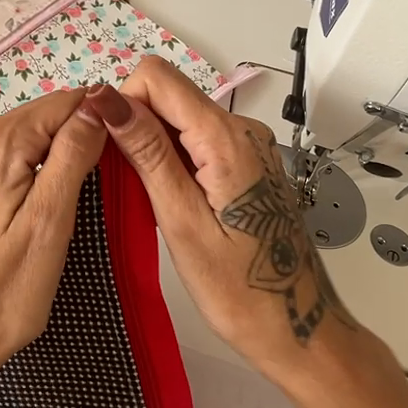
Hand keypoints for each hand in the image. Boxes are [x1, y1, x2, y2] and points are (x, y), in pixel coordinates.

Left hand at [0, 87, 108, 389]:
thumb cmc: (5, 288)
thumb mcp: (49, 220)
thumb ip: (73, 155)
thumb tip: (97, 102)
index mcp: (0, 140)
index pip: (65, 101)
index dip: (103, 117)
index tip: (131, 149)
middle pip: (48, 115)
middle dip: (84, 134)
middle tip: (115, 177)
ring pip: (34, 135)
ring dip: (66, 152)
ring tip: (94, 190)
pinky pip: (18, 155)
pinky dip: (44, 166)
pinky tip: (59, 198)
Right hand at [99, 56, 357, 378]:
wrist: (300, 332)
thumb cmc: (239, 290)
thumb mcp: (182, 221)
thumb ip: (146, 152)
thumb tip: (106, 98)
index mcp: (225, 137)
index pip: (155, 76)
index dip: (123, 103)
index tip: (113, 150)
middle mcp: (240, 127)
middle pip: (167, 92)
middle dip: (134, 124)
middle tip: (129, 183)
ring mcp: (247, 143)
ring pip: (177, 115)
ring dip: (151, 144)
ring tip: (149, 198)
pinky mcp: (246, 160)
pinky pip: (195, 137)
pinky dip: (171, 158)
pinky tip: (171, 200)